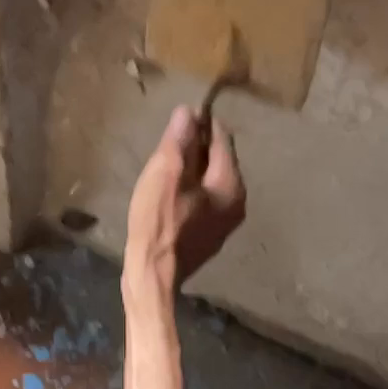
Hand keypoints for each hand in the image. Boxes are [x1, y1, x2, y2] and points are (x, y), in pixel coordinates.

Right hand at [124, 104, 245, 289]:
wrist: (152, 276)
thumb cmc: (160, 224)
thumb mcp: (167, 171)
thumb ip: (180, 139)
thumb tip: (188, 112)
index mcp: (232, 186)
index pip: (221, 139)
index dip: (198, 125)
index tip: (175, 125)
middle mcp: (236, 205)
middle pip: (216, 162)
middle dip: (192, 152)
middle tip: (163, 155)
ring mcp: (222, 226)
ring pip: (207, 185)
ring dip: (187, 175)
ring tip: (161, 177)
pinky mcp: (205, 240)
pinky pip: (199, 206)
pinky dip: (185, 197)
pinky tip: (165, 202)